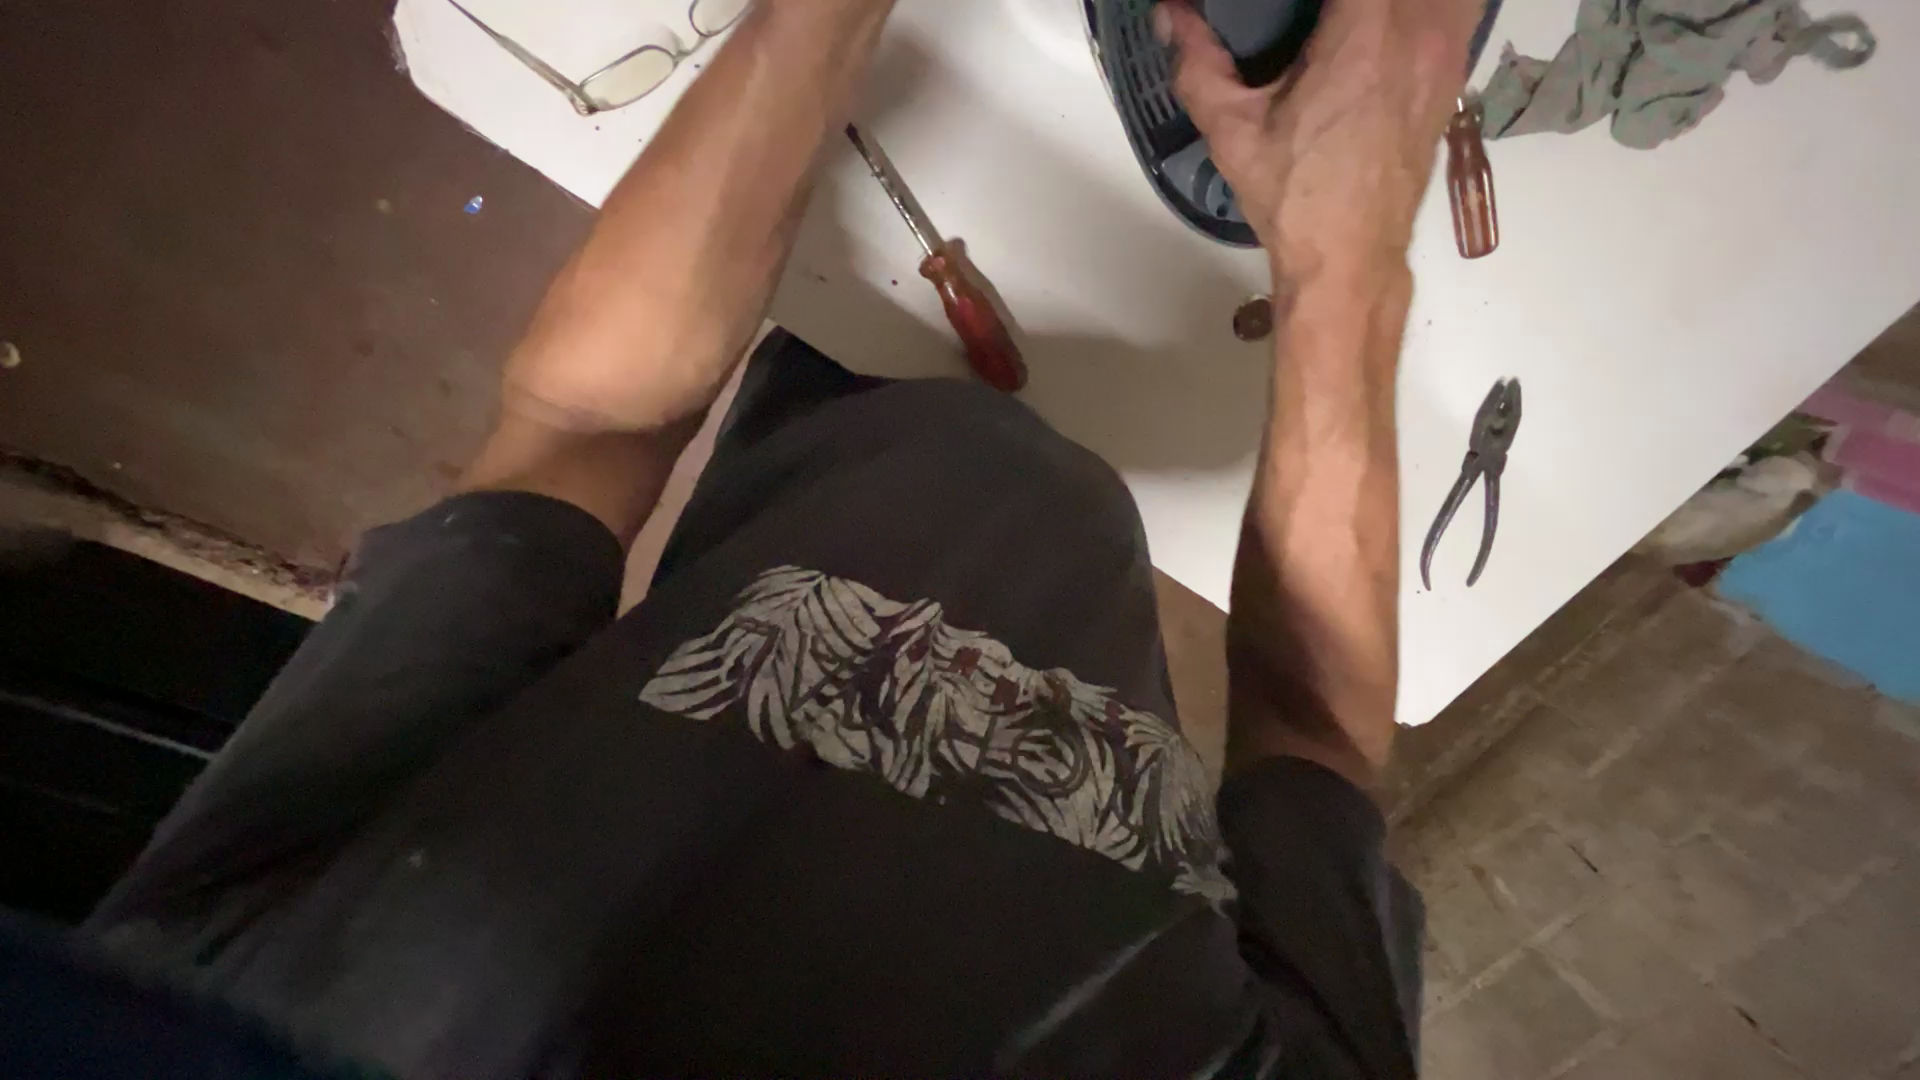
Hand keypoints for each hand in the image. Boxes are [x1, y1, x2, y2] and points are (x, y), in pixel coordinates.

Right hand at [1155, 0, 1482, 279]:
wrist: (1348, 255)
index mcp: (1365, 28)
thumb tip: (1170, 14)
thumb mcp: (1233, 133)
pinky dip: (1420, 9)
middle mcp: (1421, 24)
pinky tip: (1384, 31)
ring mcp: (1450, 44)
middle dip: (1338, 3)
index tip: (1284, 6)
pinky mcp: (1457, 68)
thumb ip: (1200, 66)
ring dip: (1384, 4)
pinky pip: (1454, 5)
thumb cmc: (1293, 198)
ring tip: (1343, 25)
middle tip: (1307, 20)